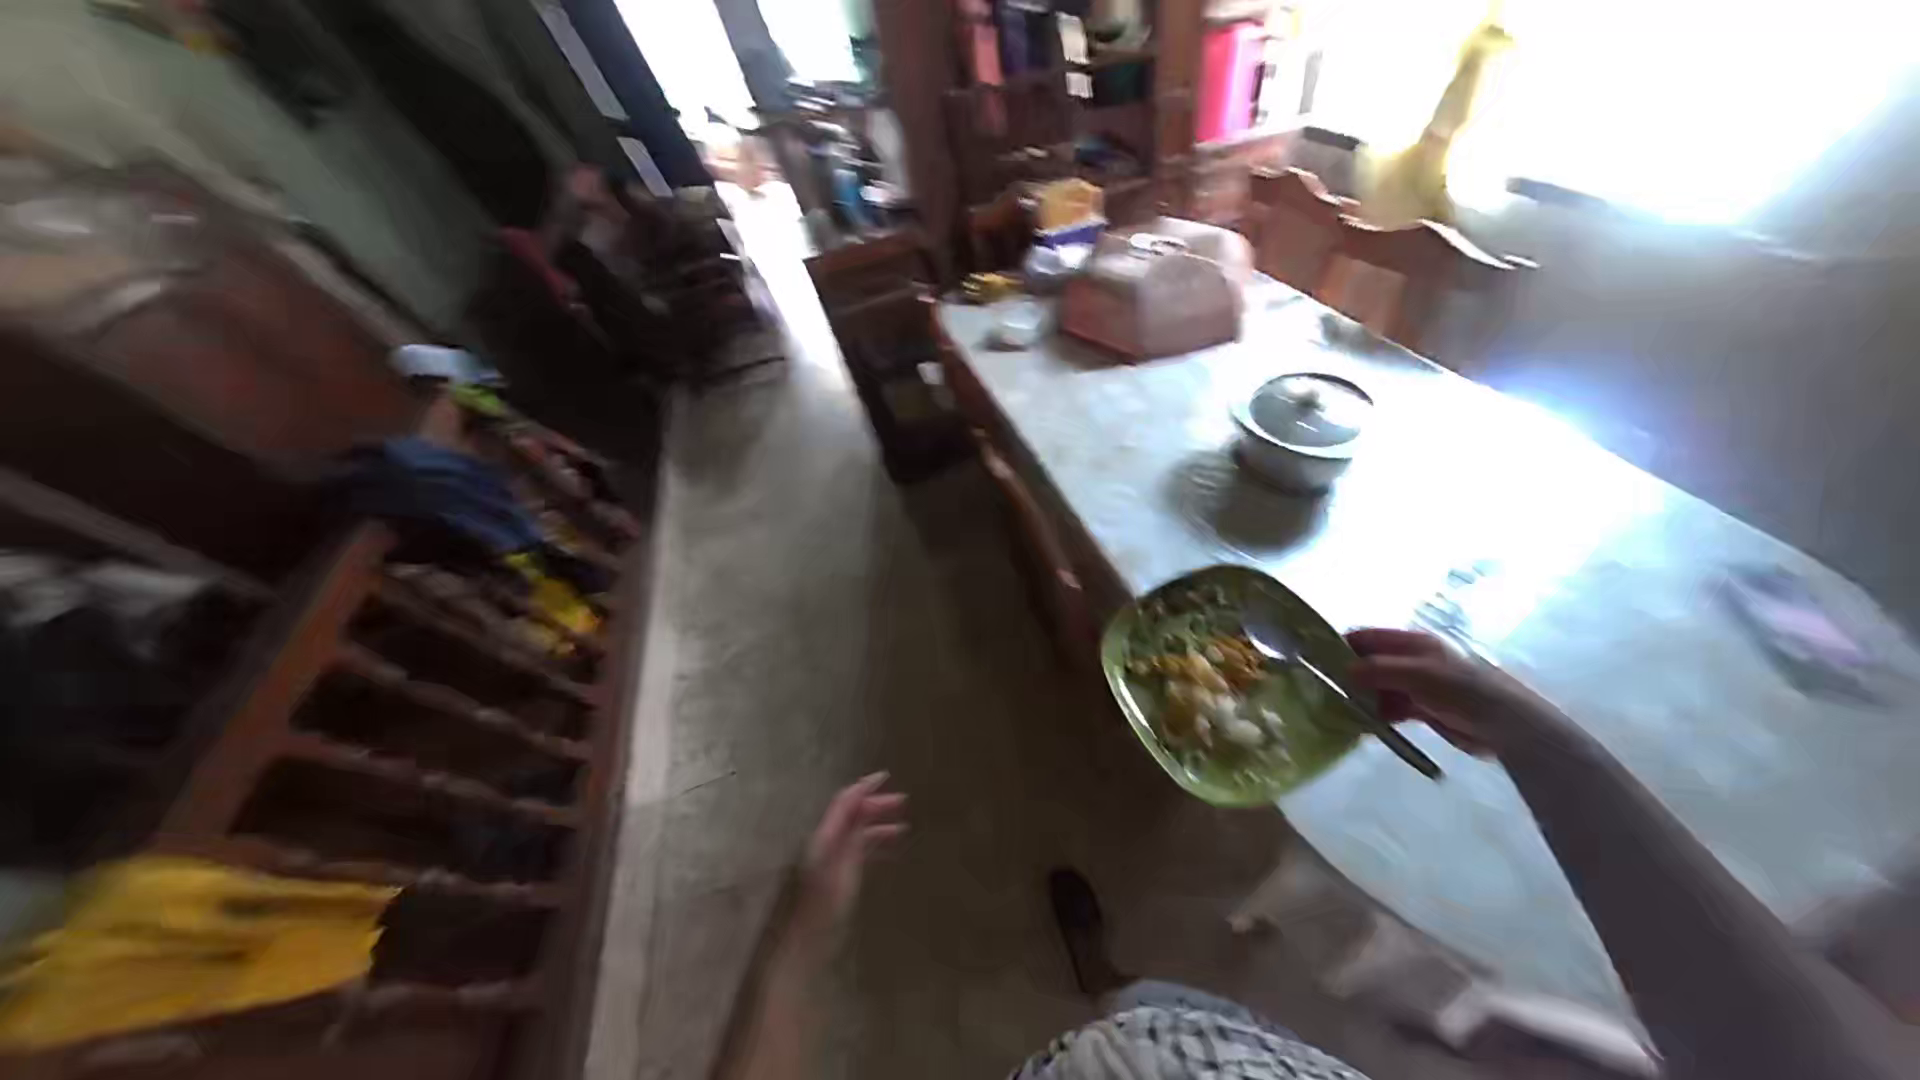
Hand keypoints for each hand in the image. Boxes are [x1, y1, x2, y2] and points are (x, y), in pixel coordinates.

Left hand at [792, 772, 907, 940]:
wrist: (804, 947)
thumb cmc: (825, 911)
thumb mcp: (844, 871)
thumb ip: (853, 836)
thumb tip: (864, 804)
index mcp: (824, 837)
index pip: (845, 801)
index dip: (864, 787)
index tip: (886, 777)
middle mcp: (824, 842)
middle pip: (851, 813)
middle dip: (875, 804)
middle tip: (902, 802)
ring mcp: (828, 859)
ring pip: (855, 831)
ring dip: (877, 824)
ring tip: (902, 828)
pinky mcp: (833, 874)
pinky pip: (855, 848)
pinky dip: (872, 843)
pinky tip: (888, 850)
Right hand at [1346, 628, 1568, 755]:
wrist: (1510, 726)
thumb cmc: (1463, 690)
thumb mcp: (1417, 674)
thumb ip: (1378, 670)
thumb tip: (1342, 670)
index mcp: (1412, 643)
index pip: (1366, 637)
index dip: (1341, 645)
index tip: (1317, 661)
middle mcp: (1412, 660)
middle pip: (1369, 662)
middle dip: (1348, 674)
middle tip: (1324, 691)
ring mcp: (1418, 685)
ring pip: (1378, 687)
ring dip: (1361, 697)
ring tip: (1340, 711)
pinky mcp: (1424, 709)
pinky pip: (1391, 707)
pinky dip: (1377, 714)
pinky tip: (1364, 725)